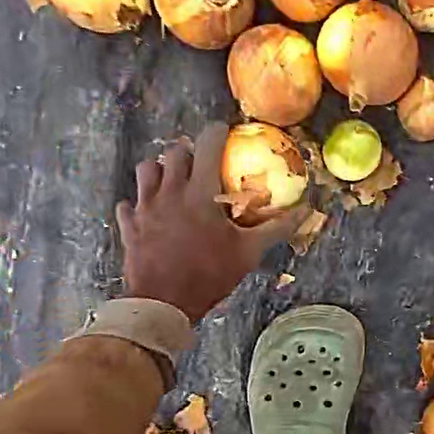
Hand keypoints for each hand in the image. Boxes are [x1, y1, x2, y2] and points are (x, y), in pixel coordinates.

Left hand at [116, 123, 304, 319]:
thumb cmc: (210, 273)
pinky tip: (150, 213)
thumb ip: (275, 228)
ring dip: (160, 170)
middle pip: (173, 152)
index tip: (224, 131)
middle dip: (188, 152)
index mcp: (200, 192)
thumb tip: (305, 211)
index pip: (207, 145)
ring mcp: (144, 207)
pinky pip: (128, 203)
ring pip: (145, 170)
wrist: (164, 302)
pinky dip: (138, 203)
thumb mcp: (248, 252)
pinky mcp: (129, 225)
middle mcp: (169, 191)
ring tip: (173, 182)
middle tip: (200, 163)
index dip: (217, 132)